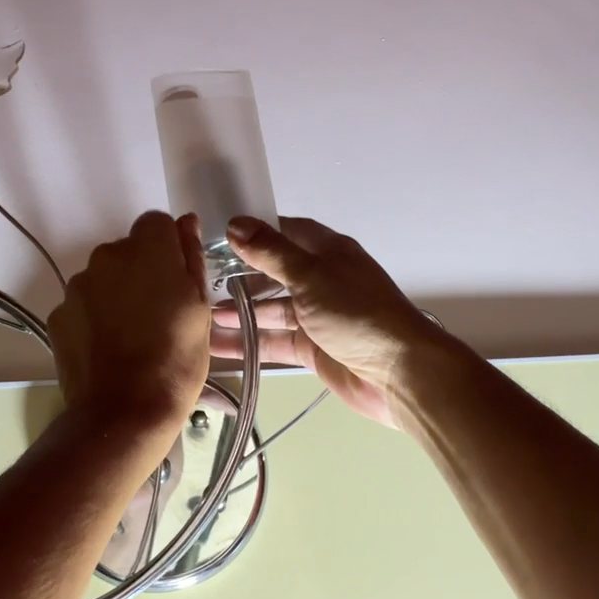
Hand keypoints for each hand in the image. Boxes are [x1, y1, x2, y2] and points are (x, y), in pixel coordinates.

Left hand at [49, 212, 211, 437]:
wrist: (124, 412)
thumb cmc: (176, 359)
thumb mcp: (199, 308)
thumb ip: (190, 257)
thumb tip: (185, 224)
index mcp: (146, 248)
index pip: (157, 223)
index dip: (169, 248)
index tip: (178, 280)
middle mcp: (106, 256)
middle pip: (127, 251)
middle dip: (142, 272)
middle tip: (161, 314)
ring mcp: (76, 286)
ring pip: (103, 279)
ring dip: (117, 295)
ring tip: (133, 337)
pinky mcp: (58, 315)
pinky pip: (83, 307)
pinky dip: (95, 319)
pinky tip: (110, 350)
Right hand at [212, 216, 450, 426]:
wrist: (398, 373)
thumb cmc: (358, 314)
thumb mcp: (311, 276)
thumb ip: (272, 253)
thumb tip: (236, 224)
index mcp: (328, 253)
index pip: (286, 232)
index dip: (254, 233)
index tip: (216, 238)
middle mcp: (322, 281)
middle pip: (274, 273)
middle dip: (241, 277)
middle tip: (201, 282)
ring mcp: (317, 317)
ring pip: (271, 310)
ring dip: (240, 313)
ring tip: (201, 316)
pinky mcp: (313, 349)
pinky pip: (275, 341)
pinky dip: (249, 343)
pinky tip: (218, 345)